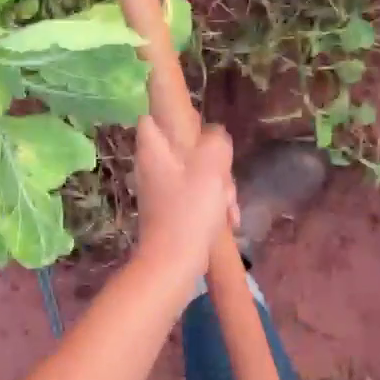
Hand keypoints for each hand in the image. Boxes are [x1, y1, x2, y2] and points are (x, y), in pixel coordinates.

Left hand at [131, 116, 236, 293]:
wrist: (173, 262)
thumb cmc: (189, 211)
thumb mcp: (211, 169)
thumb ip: (215, 142)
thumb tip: (215, 134)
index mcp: (153, 150)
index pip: (151, 118)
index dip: (174, 117)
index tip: (198, 126)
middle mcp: (152, 167)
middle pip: (185, 149)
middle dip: (213, 164)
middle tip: (223, 181)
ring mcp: (161, 190)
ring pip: (196, 174)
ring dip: (218, 188)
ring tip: (228, 208)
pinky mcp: (170, 210)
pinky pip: (195, 197)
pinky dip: (212, 206)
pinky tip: (228, 221)